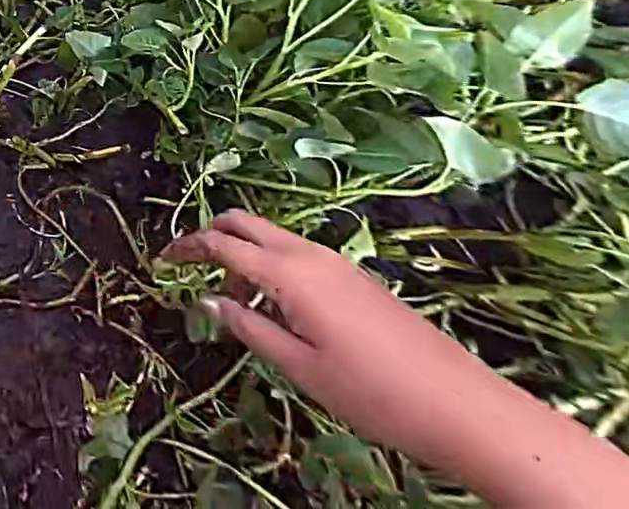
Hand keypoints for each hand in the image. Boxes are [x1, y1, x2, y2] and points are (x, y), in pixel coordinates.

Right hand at [162, 212, 628, 508]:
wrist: (465, 408)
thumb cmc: (372, 393)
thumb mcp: (299, 367)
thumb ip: (248, 325)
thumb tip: (208, 298)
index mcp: (289, 273)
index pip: (222, 242)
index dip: (187, 247)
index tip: (163, 260)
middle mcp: (309, 254)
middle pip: (244, 221)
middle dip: (212, 235)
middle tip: (193, 267)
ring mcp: (335, 261)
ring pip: (270, 236)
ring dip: (243, 254)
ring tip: (240, 302)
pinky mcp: (353, 275)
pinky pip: (296, 252)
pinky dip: (271, 265)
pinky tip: (279, 307)